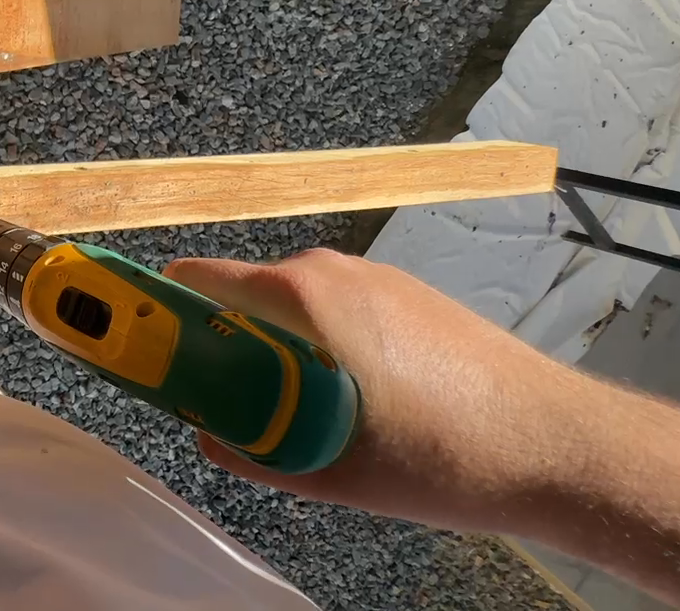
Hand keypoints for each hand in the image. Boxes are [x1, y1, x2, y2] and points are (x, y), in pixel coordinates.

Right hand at [161, 248, 592, 534]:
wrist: (577, 452)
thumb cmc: (446, 455)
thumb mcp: (335, 473)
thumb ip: (256, 455)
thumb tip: (206, 438)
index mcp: (295, 293)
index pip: (196, 275)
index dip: (167, 305)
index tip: (163, 342)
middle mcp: (324, 268)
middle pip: (242, 291)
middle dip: (229, 334)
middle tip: (244, 390)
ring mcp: (370, 274)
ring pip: (290, 298)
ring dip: (279, 336)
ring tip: (310, 395)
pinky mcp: (406, 289)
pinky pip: (334, 302)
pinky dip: (324, 333)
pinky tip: (363, 385)